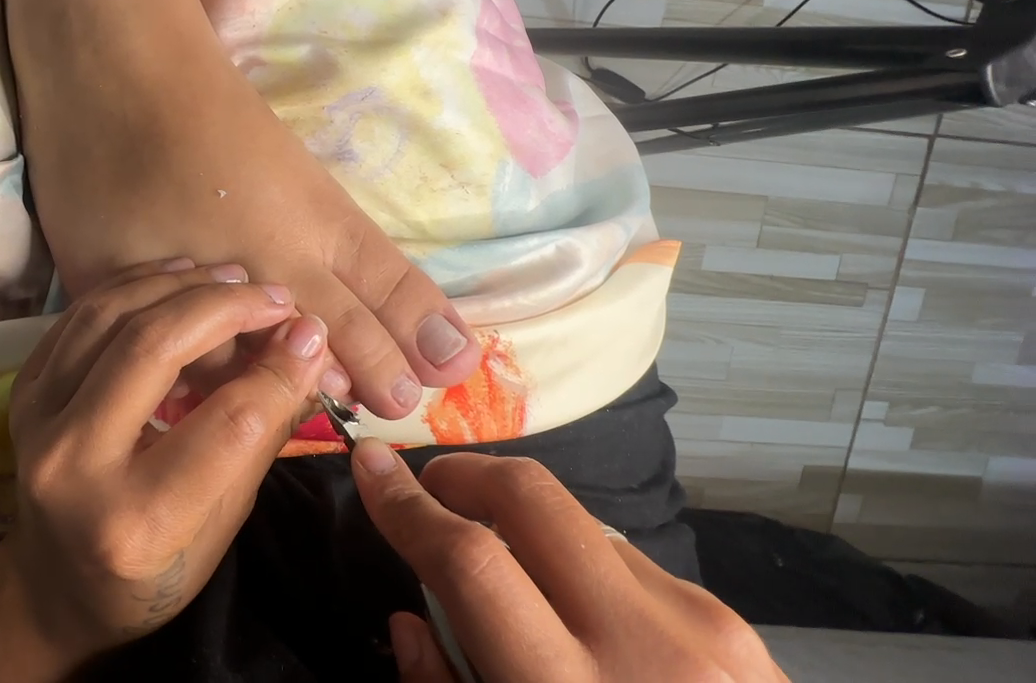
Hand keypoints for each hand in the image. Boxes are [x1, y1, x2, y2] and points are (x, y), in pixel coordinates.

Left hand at [7, 258, 329, 657]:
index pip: (225, 424)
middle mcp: (72, 463)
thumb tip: (306, 345)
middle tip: (271, 293)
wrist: (55, 583)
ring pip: (108, 317)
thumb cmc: (154, 570)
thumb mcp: (222, 522)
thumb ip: (261, 432)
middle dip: (222, 308)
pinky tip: (176, 278)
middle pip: (151, 349)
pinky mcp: (23, 388)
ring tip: (228, 276)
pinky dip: (132, 286)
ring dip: (175, 284)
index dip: (278, 368)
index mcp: (135, 522)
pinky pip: (80, 315)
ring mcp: (36, 418)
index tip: (312, 330)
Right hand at [351, 448, 787, 682]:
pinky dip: (580, 566)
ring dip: (524, 527)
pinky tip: (583, 619)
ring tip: (513, 574)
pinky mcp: (744, 631)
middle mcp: (648, 649)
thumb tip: (409, 618)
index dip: (406, 504)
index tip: (369, 463)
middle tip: (433, 489)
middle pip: (531, 498)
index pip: (470, 563)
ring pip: (579, 523)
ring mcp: (707, 632)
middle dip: (465, 472)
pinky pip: (630, 562)